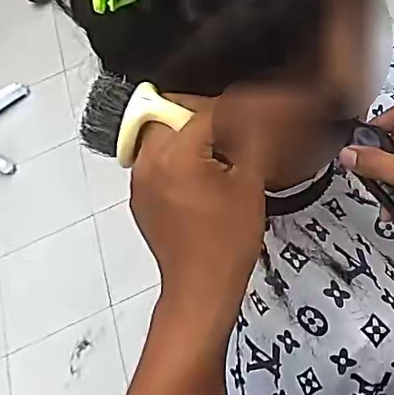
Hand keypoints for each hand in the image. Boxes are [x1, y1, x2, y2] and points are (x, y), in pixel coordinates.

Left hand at [128, 86, 301, 300]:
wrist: (203, 285)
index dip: (231, 109)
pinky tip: (207, 177)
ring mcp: (140, 182)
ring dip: (188, 135)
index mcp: (174, 157)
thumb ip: (249, 139)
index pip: (201, 111)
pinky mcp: (142, 198)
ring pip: (159, 135)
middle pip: (168, 114)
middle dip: (200, 114)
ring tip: (221, 154)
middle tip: (232, 130)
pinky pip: (156, 160)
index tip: (250, 115)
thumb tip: (253, 111)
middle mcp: (147, 164)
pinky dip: (179, 157)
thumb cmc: (228, 241)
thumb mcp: (250, 183)